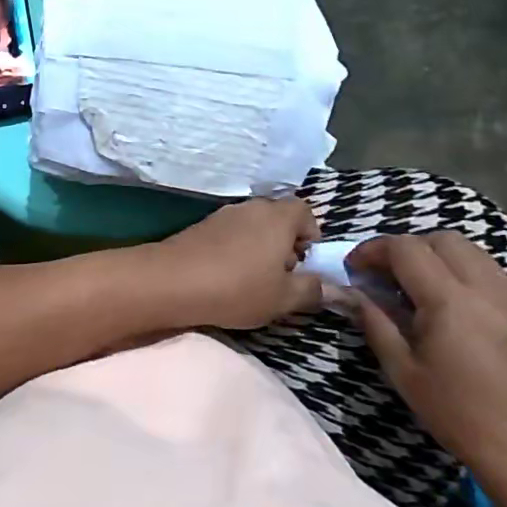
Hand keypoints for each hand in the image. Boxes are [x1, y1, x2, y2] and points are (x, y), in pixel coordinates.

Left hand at [146, 197, 323, 330]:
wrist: (170, 280)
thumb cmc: (237, 287)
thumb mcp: (284, 298)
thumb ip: (313, 290)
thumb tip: (335, 288)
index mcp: (276, 216)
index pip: (304, 211)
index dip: (310, 235)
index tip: (306, 263)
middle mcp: (249, 208)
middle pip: (276, 218)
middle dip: (284, 244)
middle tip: (283, 276)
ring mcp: (220, 215)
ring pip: (250, 227)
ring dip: (258, 248)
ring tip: (254, 281)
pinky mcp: (197, 227)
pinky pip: (227, 234)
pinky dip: (234, 250)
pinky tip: (226, 277)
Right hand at [346, 233, 506, 501]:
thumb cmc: (460, 415)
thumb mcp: (402, 370)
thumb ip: (375, 322)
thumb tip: (351, 293)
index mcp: (451, 301)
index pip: (406, 248)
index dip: (373, 249)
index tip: (353, 268)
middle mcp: (487, 291)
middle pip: (445, 239)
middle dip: (407, 247)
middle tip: (383, 274)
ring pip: (474, 254)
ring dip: (438, 257)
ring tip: (414, 288)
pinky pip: (493, 278)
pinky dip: (463, 276)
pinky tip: (449, 309)